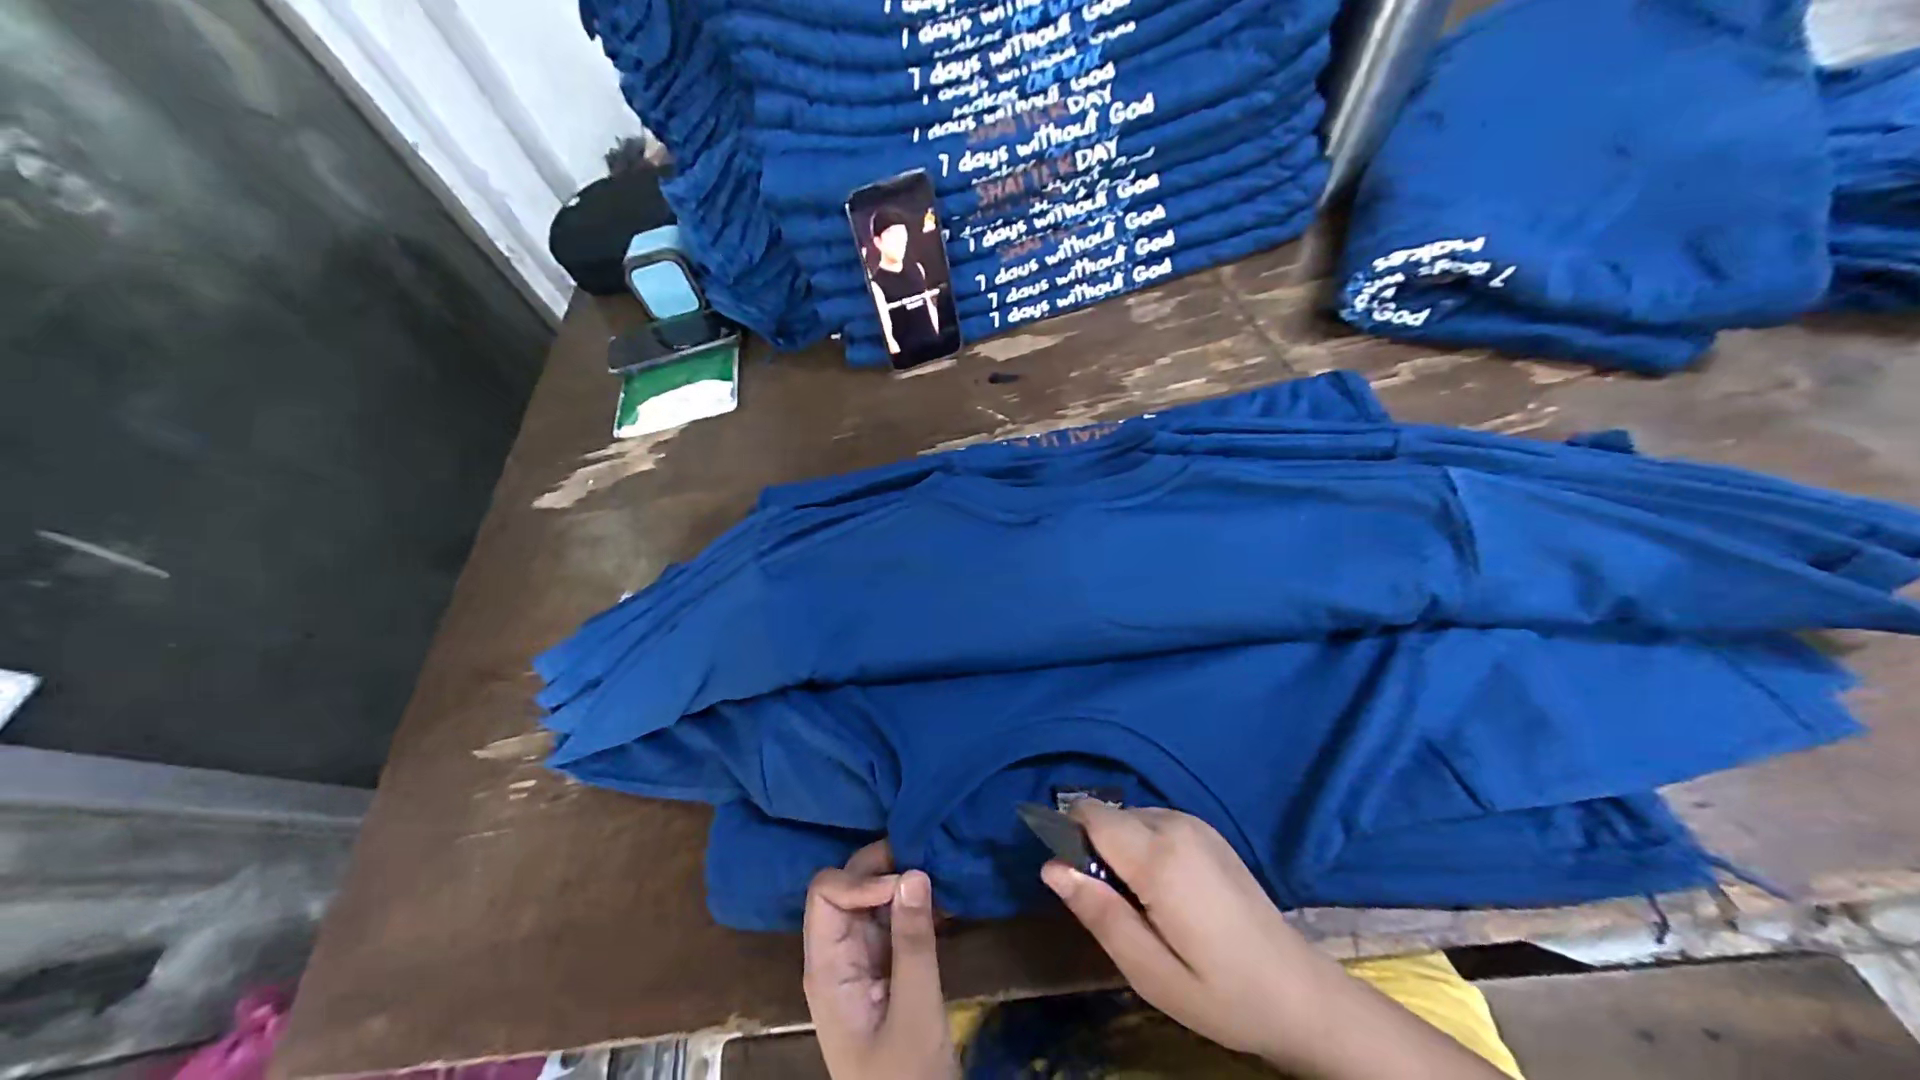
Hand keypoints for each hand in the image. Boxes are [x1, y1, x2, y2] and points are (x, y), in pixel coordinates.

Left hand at [803, 841, 956, 1079]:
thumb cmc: (905, 1077)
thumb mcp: (914, 1011)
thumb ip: (913, 943)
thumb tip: (914, 872)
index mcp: (826, 965)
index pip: (826, 893)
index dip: (861, 879)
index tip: (905, 883)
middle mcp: (837, 953)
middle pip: (846, 888)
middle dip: (883, 867)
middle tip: (928, 858)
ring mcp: (860, 960)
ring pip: (871, 901)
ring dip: (902, 883)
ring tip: (940, 876)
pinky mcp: (884, 969)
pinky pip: (892, 922)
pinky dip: (914, 906)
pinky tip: (943, 905)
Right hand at [1039, 806, 1331, 1059]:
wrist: (1301, 994)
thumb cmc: (1222, 993)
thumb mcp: (1149, 972)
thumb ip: (1098, 914)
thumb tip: (1051, 867)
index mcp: (1159, 857)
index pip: (1089, 815)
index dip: (1069, 839)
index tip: (1077, 884)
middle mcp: (1175, 825)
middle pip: (1107, 818)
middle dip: (1095, 852)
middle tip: (1117, 910)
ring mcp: (1196, 824)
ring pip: (1129, 820)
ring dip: (1120, 852)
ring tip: (1145, 907)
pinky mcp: (1208, 831)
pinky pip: (1153, 824)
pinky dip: (1144, 849)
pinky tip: (1168, 895)